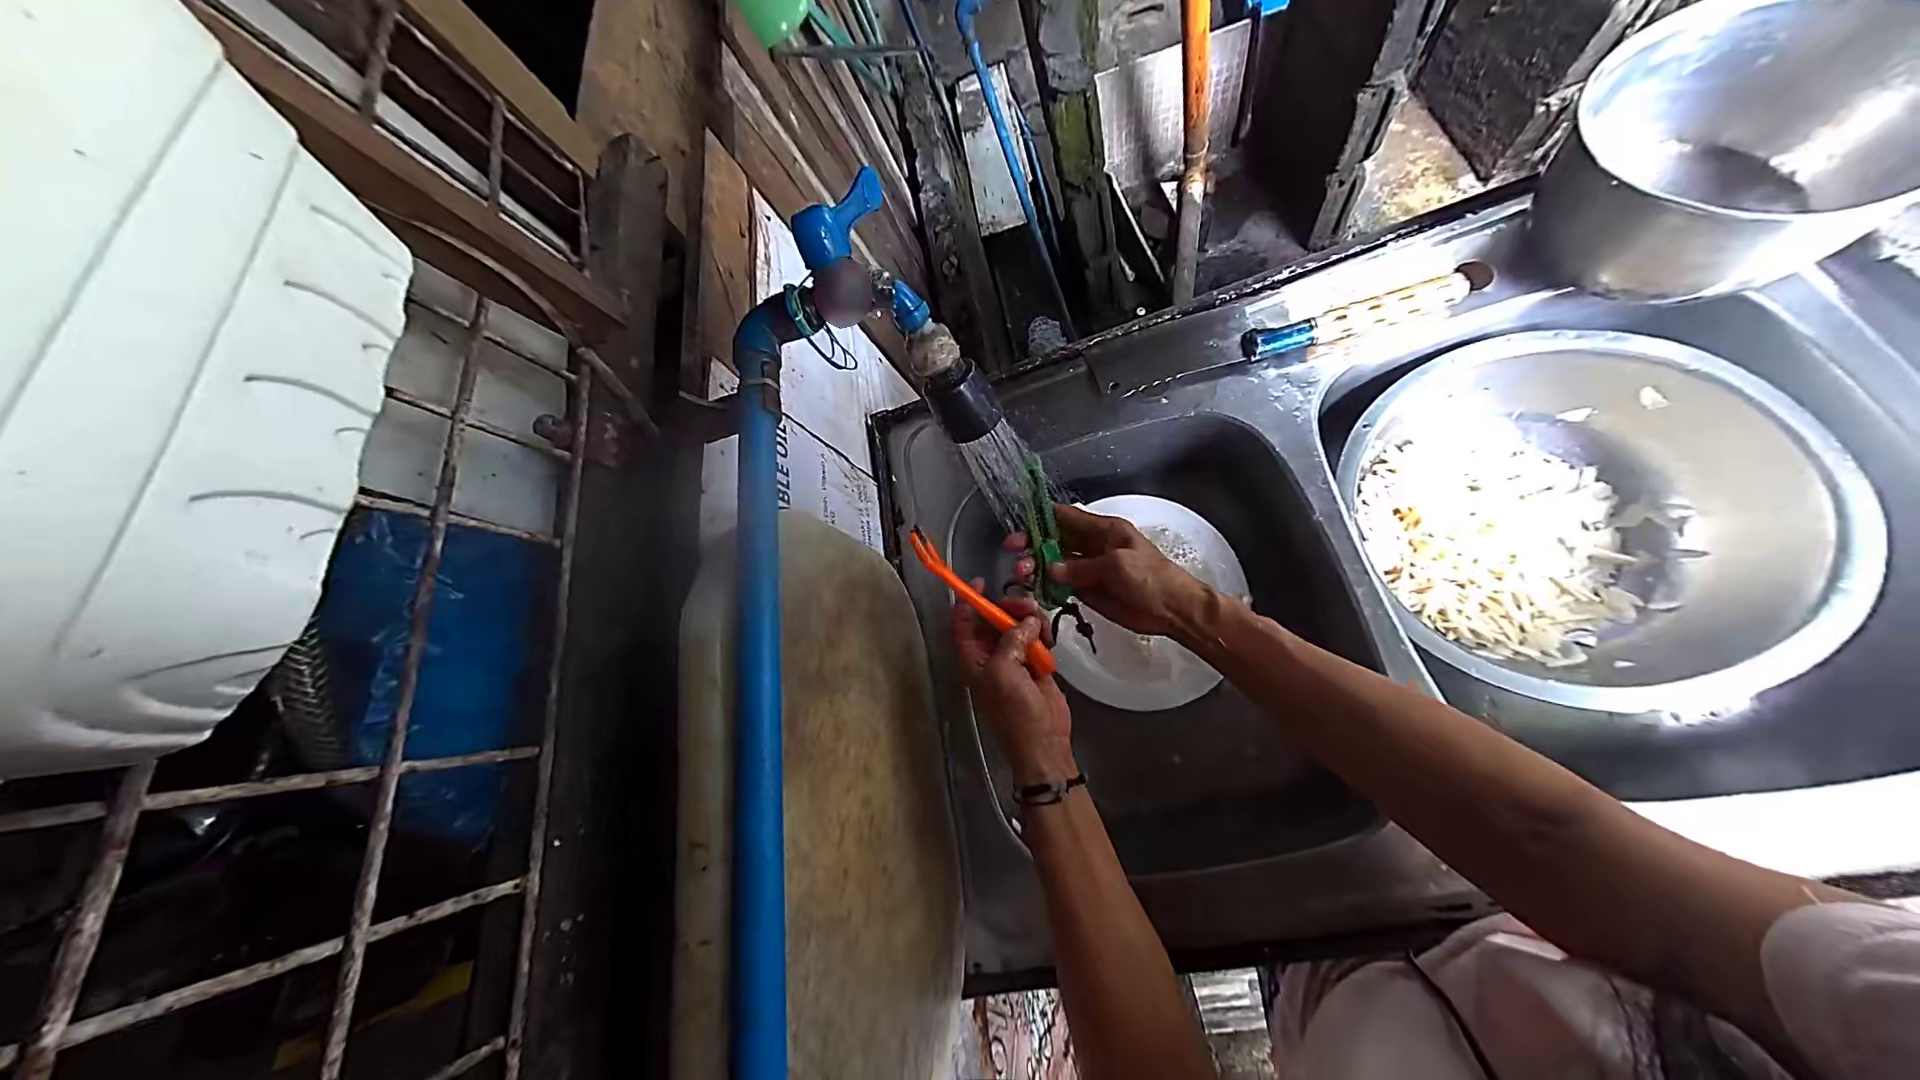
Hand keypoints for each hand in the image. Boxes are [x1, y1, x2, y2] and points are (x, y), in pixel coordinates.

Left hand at [950, 583, 1075, 785]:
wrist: (1044, 741)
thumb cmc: (1015, 711)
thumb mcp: (1004, 671)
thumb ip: (1010, 640)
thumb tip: (1026, 621)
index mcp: (972, 658)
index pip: (962, 623)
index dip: (967, 602)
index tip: (980, 582)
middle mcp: (989, 655)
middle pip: (993, 618)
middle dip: (1009, 607)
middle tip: (1026, 606)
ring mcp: (1014, 658)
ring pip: (1018, 624)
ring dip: (1030, 619)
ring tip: (1041, 627)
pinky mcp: (1035, 662)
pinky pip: (1037, 637)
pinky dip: (1043, 633)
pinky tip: (1049, 640)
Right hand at [1010, 504, 1212, 637]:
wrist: (1173, 610)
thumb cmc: (1151, 579)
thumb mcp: (1117, 566)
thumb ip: (1082, 567)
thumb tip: (1051, 570)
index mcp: (1103, 530)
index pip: (1066, 517)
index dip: (1042, 518)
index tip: (1021, 526)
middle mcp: (1092, 546)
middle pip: (1055, 540)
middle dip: (1033, 545)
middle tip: (1016, 554)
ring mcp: (1089, 568)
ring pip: (1054, 563)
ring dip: (1037, 567)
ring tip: (1023, 575)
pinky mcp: (1087, 590)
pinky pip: (1061, 584)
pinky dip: (1046, 586)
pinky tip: (1033, 589)